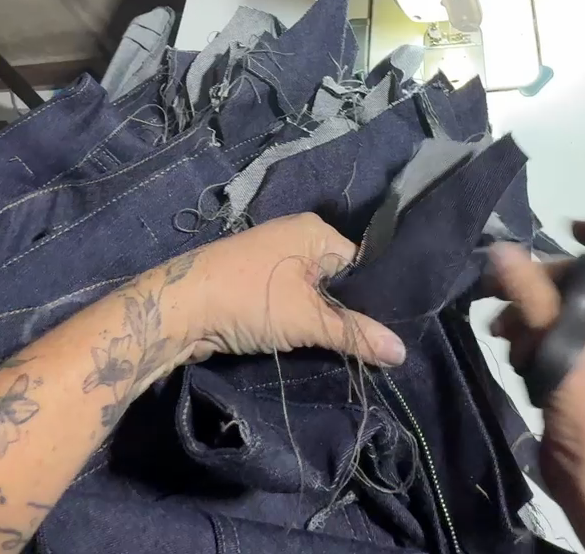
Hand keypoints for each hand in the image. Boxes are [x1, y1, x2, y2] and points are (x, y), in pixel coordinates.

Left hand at [165, 213, 406, 367]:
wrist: (181, 308)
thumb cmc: (250, 299)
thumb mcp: (309, 319)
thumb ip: (355, 334)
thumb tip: (403, 352)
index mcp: (315, 230)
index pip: (360, 265)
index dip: (373, 301)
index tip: (388, 335)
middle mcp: (296, 237)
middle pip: (337, 282)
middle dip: (347, 315)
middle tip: (371, 350)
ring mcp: (273, 260)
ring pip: (313, 296)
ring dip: (321, 323)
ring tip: (345, 353)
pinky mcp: (255, 283)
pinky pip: (291, 302)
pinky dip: (299, 323)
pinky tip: (311, 347)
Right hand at [490, 223, 584, 553]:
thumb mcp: (561, 347)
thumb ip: (531, 295)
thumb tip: (502, 249)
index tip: (564, 229)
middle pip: (581, 282)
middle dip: (538, 285)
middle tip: (501, 291)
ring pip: (559, 311)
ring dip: (526, 316)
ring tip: (502, 332)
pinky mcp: (578, 373)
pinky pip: (551, 339)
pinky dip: (530, 341)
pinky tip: (512, 355)